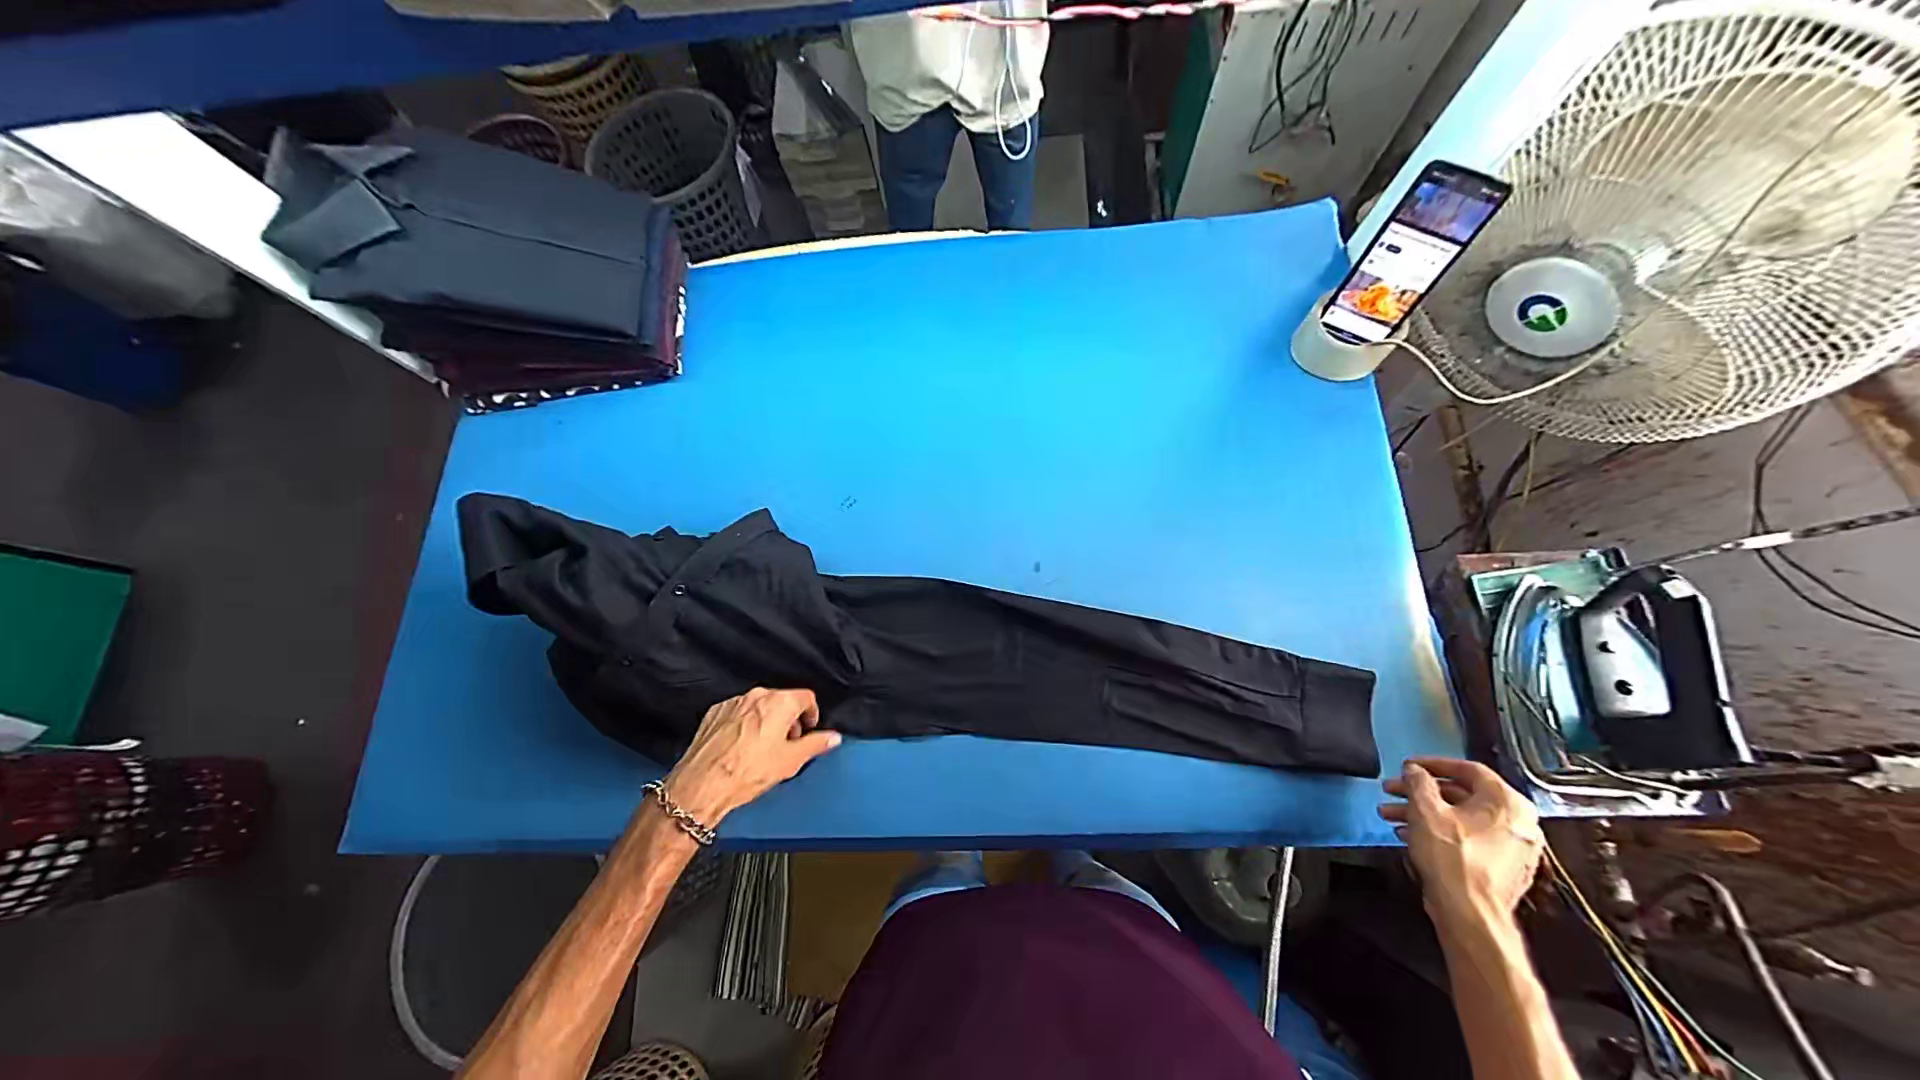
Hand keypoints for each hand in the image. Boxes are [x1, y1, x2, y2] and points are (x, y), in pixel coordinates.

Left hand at [662, 688, 840, 825]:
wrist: (703, 783)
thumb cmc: (745, 772)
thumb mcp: (791, 761)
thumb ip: (816, 744)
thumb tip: (831, 737)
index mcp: (780, 703)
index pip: (806, 698)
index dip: (812, 714)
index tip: (809, 728)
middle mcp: (756, 696)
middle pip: (782, 700)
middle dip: (788, 719)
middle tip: (788, 743)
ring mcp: (733, 703)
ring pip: (759, 706)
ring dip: (766, 721)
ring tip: (763, 749)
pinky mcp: (714, 713)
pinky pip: (737, 713)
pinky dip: (744, 724)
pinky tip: (742, 747)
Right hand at [1379, 757, 1543, 931]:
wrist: (1468, 912)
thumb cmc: (1453, 861)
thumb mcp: (1425, 810)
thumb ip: (1418, 782)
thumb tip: (1415, 772)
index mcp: (1508, 803)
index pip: (1468, 769)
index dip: (1432, 764)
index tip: (1411, 766)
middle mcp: (1519, 823)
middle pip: (1462, 794)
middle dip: (1421, 792)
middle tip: (1396, 790)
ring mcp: (1514, 847)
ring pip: (1462, 817)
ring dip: (1425, 812)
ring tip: (1394, 814)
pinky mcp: (1503, 867)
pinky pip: (1469, 838)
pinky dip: (1441, 831)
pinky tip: (1412, 834)